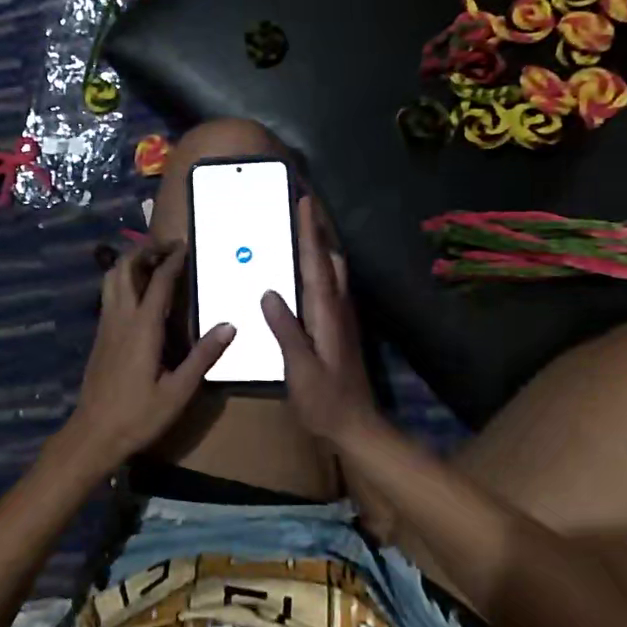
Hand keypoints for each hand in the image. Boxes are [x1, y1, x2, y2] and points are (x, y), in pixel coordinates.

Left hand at [68, 241, 234, 460]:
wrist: (93, 434)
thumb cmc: (138, 416)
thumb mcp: (178, 391)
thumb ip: (203, 356)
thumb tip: (229, 326)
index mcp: (142, 328)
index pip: (159, 281)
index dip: (172, 260)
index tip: (186, 246)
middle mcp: (121, 317)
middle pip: (125, 268)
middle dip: (145, 251)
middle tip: (169, 248)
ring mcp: (106, 324)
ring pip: (112, 278)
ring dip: (130, 262)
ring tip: (154, 260)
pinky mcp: (101, 335)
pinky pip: (109, 293)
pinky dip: (123, 278)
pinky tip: (138, 291)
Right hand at [261, 197, 379, 445]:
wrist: (357, 426)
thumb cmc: (326, 400)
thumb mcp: (300, 368)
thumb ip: (285, 330)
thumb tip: (269, 292)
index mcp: (327, 313)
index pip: (317, 264)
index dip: (309, 232)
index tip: (305, 201)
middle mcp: (338, 308)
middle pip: (330, 260)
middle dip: (317, 231)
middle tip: (302, 207)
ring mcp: (341, 318)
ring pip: (334, 272)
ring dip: (320, 247)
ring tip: (302, 231)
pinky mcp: (339, 328)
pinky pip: (329, 286)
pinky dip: (318, 268)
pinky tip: (304, 274)